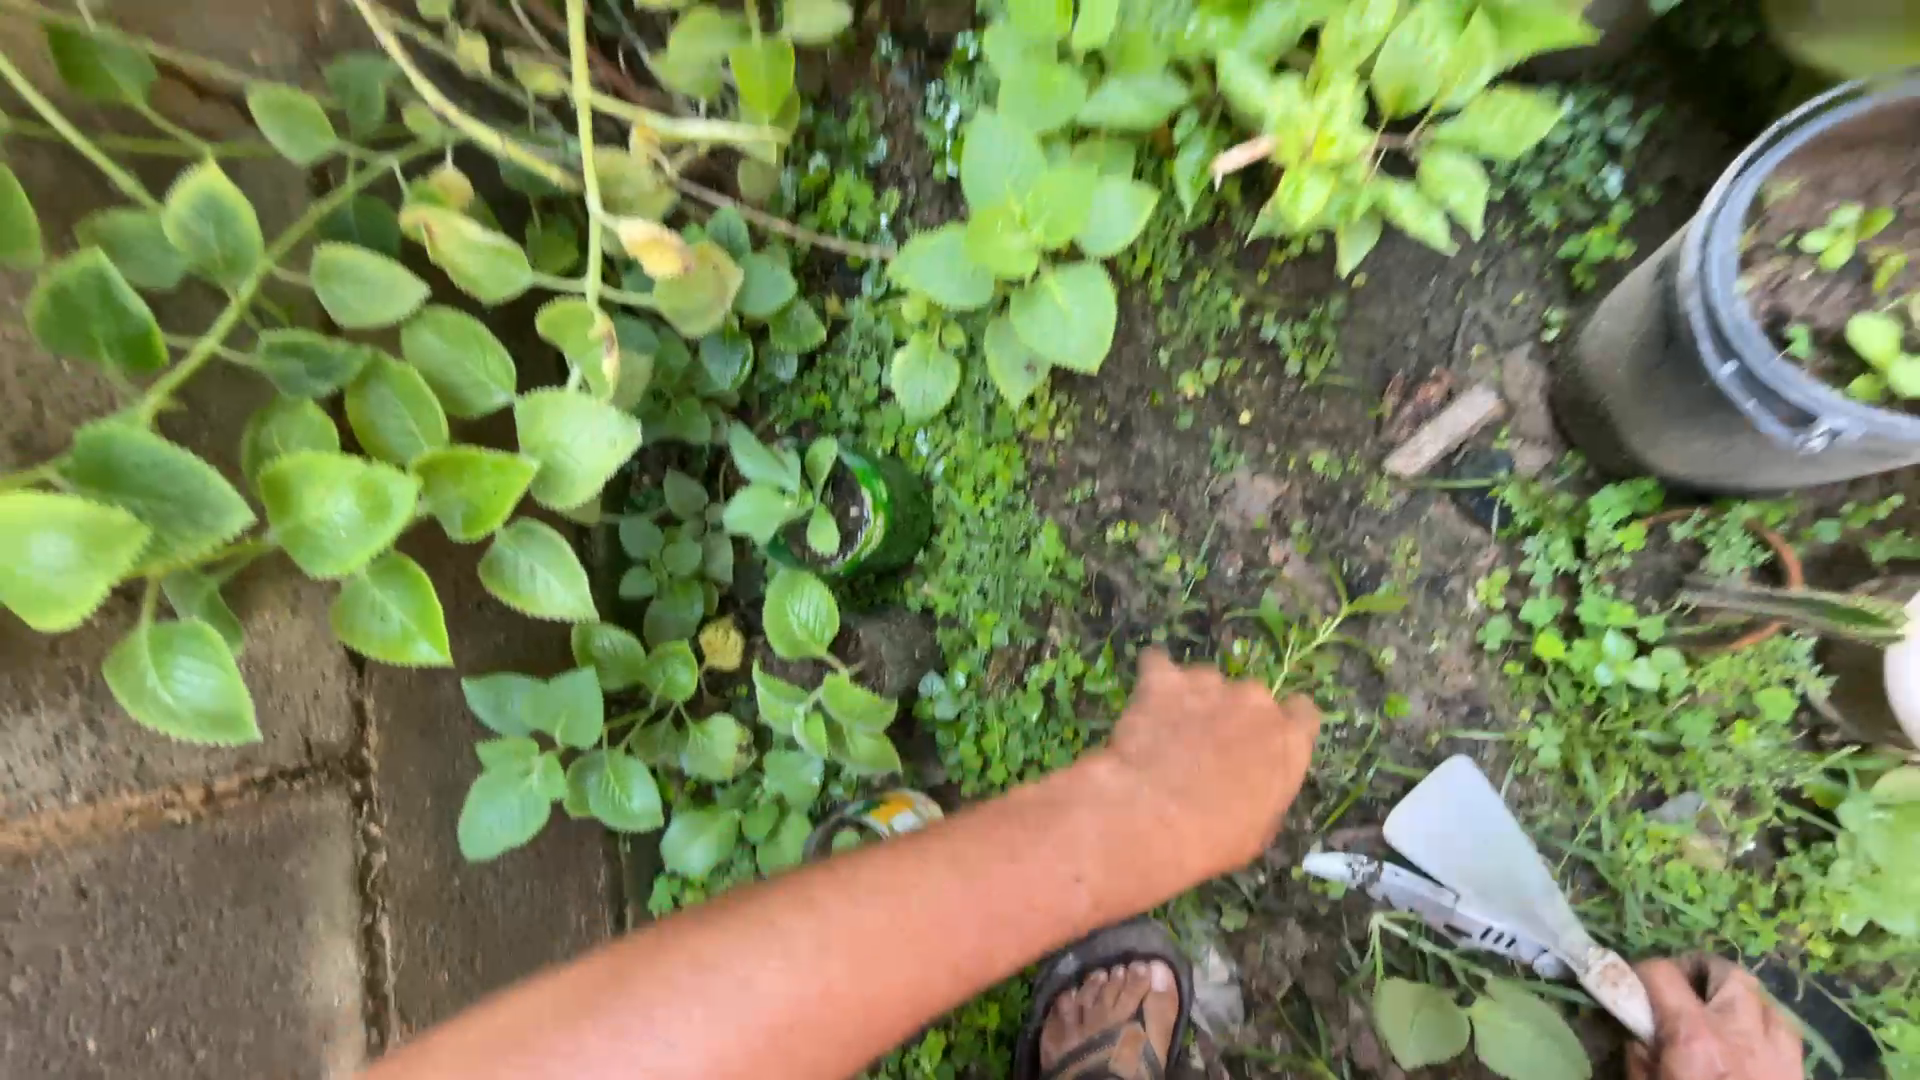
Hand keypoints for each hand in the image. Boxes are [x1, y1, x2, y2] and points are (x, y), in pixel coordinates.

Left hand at [1088, 650, 1318, 882]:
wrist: (1154, 815)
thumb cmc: (1213, 836)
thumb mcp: (1260, 827)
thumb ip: (1266, 788)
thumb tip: (1252, 779)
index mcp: (1289, 740)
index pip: (1302, 712)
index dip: (1282, 723)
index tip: (1263, 738)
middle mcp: (1255, 702)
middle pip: (1250, 697)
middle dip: (1232, 714)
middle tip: (1206, 744)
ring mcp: (1209, 684)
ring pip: (1205, 681)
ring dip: (1192, 698)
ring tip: (1168, 729)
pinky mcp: (1164, 679)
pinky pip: (1157, 663)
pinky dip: (1154, 675)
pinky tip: (1145, 695)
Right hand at [1627, 956, 1800, 1079]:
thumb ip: (1638, 1054)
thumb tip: (1639, 1033)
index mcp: (1694, 1036)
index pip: (1661, 972)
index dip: (1640, 971)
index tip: (1630, 985)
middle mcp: (1740, 1035)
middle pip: (1727, 973)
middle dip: (1700, 971)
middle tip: (1681, 987)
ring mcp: (1779, 1056)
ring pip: (1765, 1000)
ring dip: (1738, 998)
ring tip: (1717, 1013)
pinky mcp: (1800, 1076)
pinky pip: (1786, 1034)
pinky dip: (1764, 1026)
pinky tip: (1746, 1042)